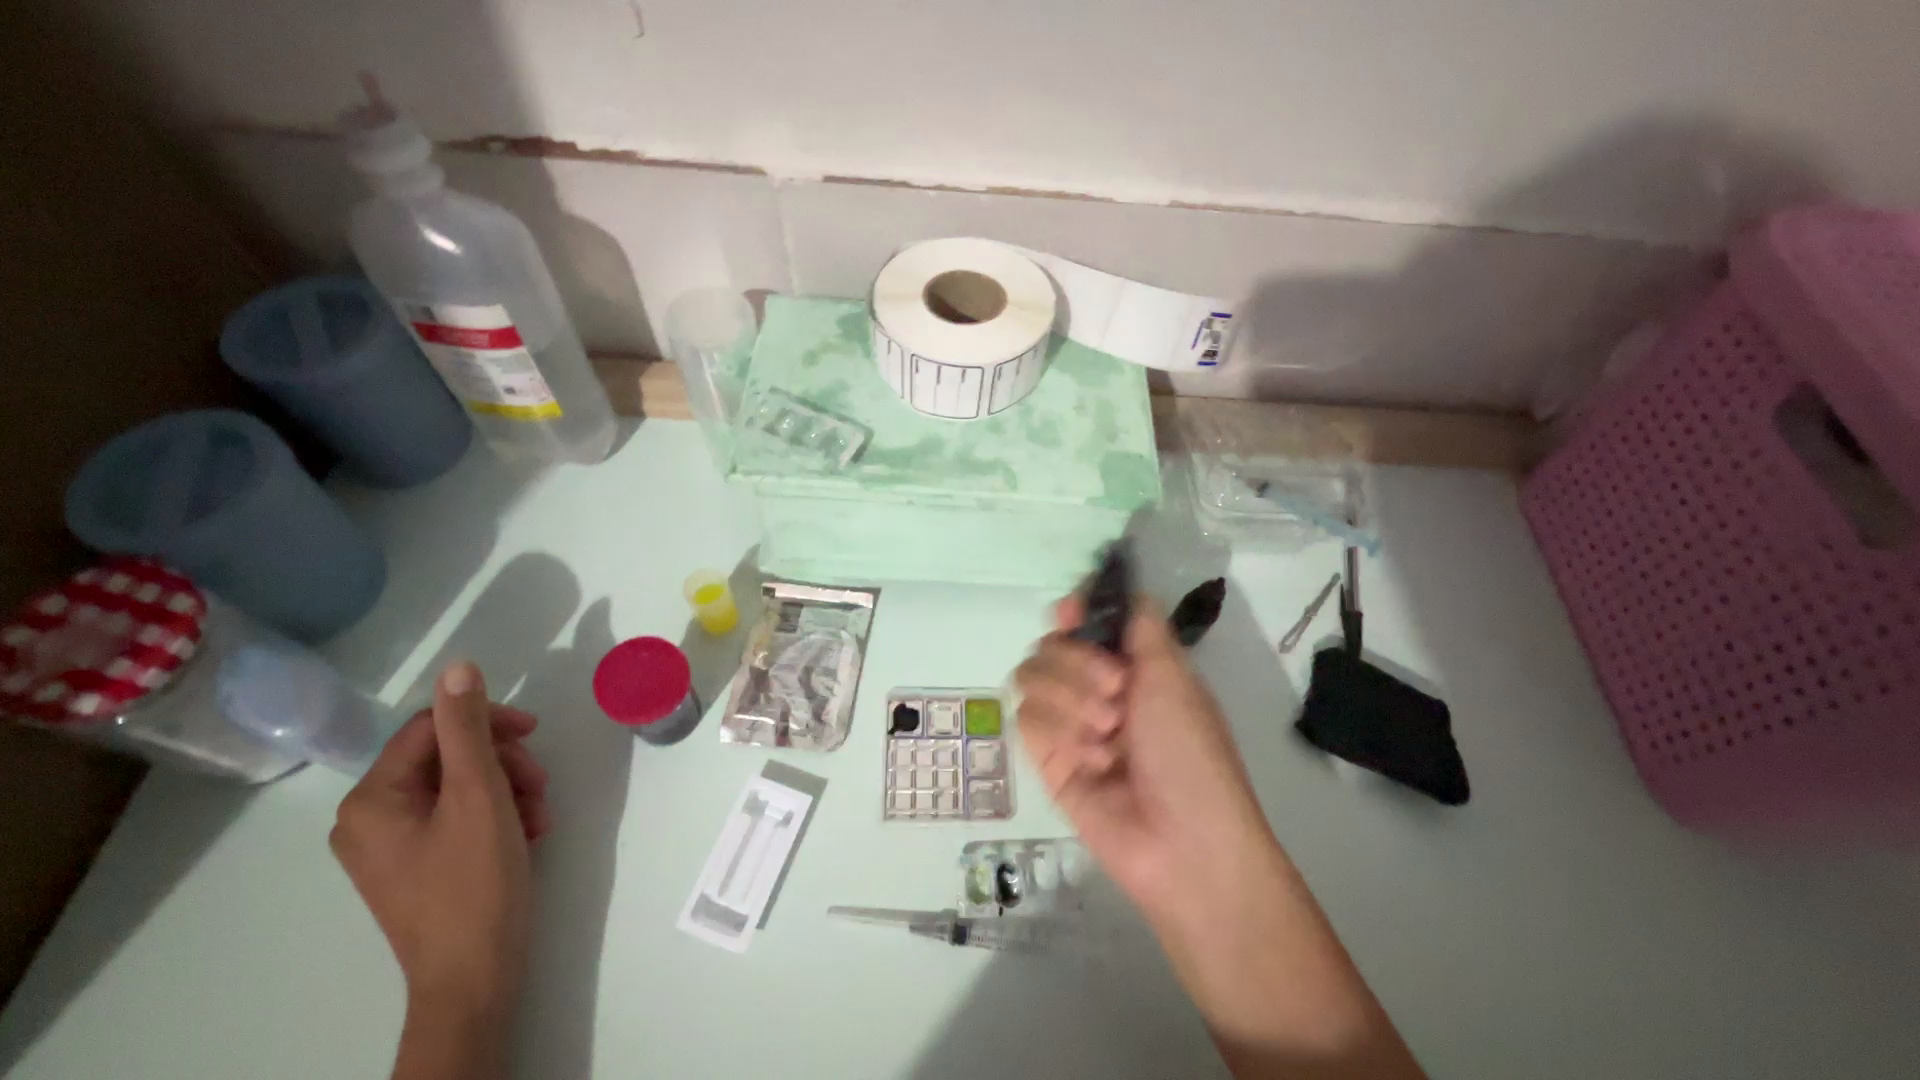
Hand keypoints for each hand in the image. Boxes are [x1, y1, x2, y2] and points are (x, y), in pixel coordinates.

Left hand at [331, 661, 549, 1027]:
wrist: (473, 978)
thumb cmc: (474, 884)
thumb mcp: (480, 796)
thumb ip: (469, 728)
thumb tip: (458, 667)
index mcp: (372, 798)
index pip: (430, 729)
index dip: (486, 722)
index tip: (535, 733)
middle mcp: (368, 818)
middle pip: (445, 758)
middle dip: (501, 764)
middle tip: (541, 784)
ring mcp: (388, 847)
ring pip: (457, 787)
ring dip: (507, 789)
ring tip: (539, 816)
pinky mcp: (413, 867)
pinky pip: (455, 818)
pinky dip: (495, 817)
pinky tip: (526, 834)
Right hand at [1017, 597, 1425, 1078]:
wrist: (1182, 841)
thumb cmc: (1191, 753)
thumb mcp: (1174, 677)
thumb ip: (1141, 625)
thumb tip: (1122, 584)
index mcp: (1134, 664)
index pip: (1084, 620)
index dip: (1073, 611)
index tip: (1071, 613)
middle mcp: (1097, 688)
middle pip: (1049, 643)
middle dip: (1077, 664)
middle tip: (1116, 694)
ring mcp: (1069, 724)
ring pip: (1030, 678)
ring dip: (1070, 702)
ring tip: (1108, 738)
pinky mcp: (1047, 759)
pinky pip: (1026, 720)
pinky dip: (1058, 735)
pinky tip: (1091, 762)